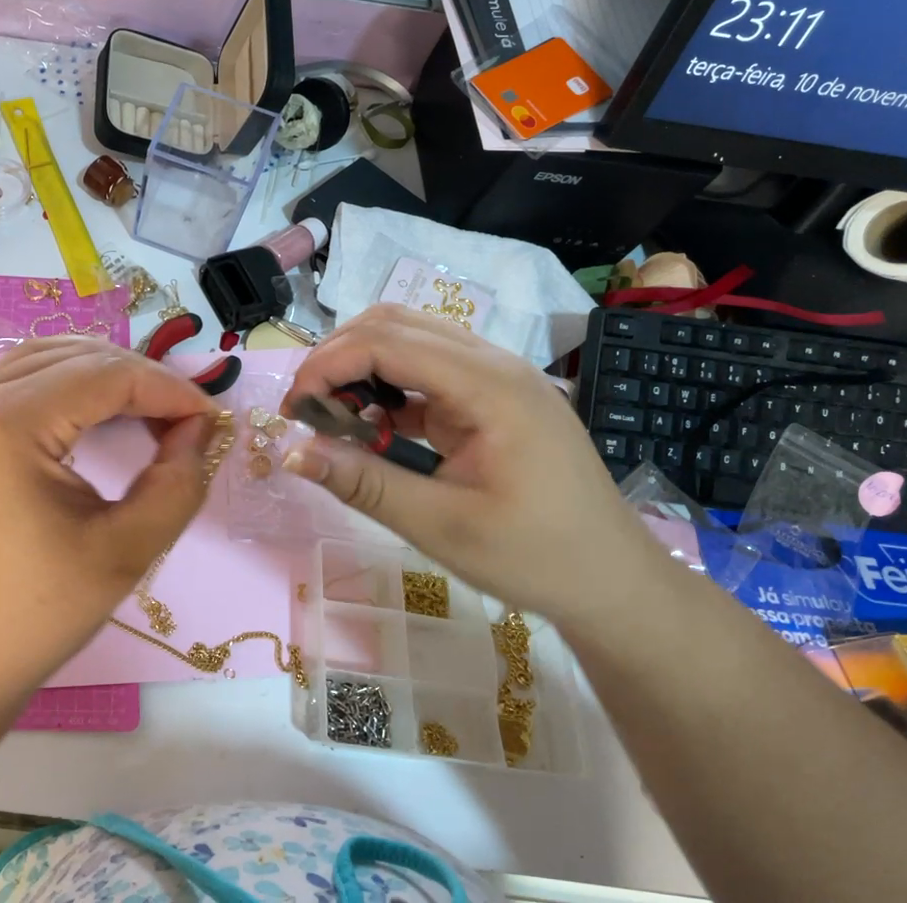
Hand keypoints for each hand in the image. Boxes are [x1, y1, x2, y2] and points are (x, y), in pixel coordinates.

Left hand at [0, 338, 218, 701]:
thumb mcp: (124, 553)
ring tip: (148, 417)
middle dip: (139, 380)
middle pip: (76, 357)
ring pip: (44, 362)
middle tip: (185, 424)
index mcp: (9, 422)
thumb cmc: (32, 617)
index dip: (169, 389)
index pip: (108, 374)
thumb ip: (177, 483)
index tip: (212, 421)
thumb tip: (199, 430)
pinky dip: (65, 391)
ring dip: (101, 378)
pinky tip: (95, 422)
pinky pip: (18, 387)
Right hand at [280, 305, 671, 627]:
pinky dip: (386, 387)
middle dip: (337, 358)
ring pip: (408, 339)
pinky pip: (425, 371)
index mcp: (490, 386)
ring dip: (359, 367)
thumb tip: (293, 454)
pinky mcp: (491, 398)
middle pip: (394, 325)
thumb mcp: (441, 526)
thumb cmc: (535, 557)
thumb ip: (364, 483)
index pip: (386, 343)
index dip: (327, 366)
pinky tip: (369, 426)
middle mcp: (493, 365)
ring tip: (330, 416)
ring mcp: (496, 378)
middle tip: (304, 411)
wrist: (613, 581)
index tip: (292, 412)